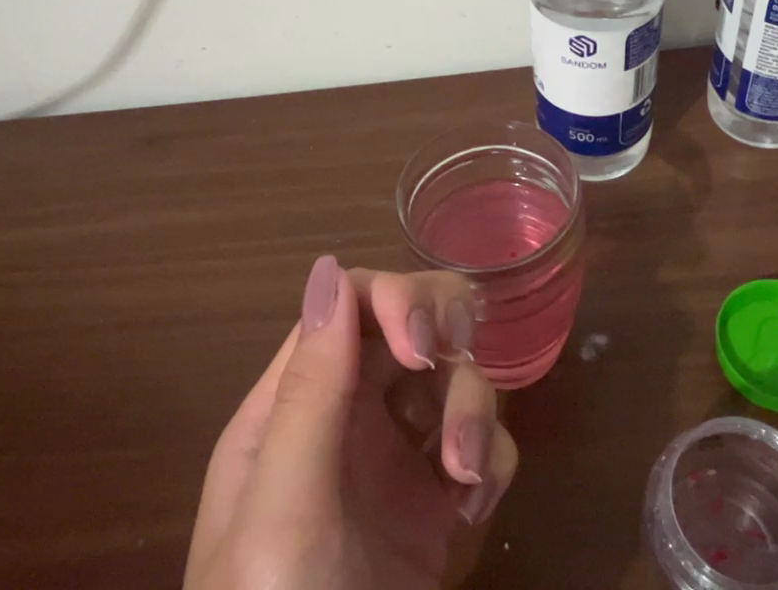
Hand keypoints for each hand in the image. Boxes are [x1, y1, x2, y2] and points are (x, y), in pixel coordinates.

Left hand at [184, 256, 516, 589]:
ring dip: (474, 414)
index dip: (395, 302)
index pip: (348, 305)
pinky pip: (482, 442)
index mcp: (293, 407)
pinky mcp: (438, 501)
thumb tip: (329, 267)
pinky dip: (492, 461)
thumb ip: (308, 392)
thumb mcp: (285, 509)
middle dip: (443, 341)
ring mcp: (395, 459)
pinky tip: (476, 510)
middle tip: (450, 373)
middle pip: (411, 326)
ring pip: (455, 380)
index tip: (424, 351)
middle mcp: (346, 418)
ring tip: (468, 481)